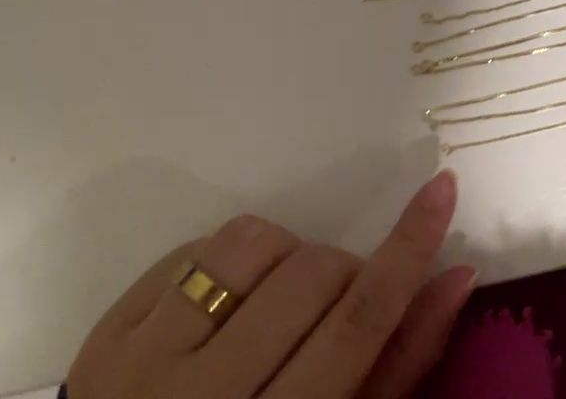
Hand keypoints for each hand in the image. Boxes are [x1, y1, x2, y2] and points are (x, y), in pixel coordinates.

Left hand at [65, 171, 475, 398]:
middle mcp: (202, 395)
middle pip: (311, 277)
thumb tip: (457, 275)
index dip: (408, 251)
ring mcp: (142, 363)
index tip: (442, 187)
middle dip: (345, 273)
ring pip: (251, 244)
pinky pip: (196, 246)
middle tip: (337, 307)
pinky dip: (233, 258)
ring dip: (289, 258)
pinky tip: (230, 302)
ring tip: (280, 301)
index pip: (359, 324)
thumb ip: (400, 362)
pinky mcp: (108, 333)